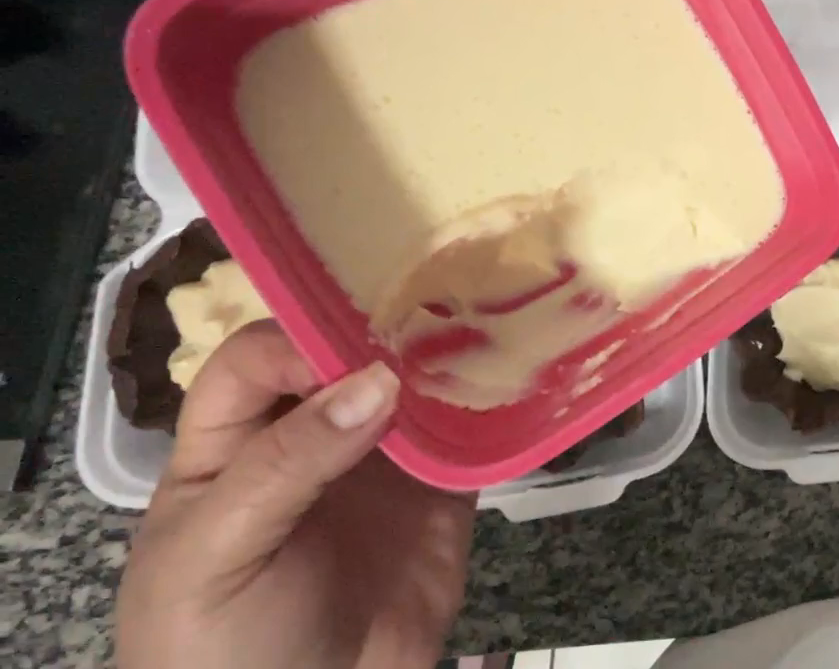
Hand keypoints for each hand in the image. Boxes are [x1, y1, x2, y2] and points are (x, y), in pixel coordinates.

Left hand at [117, 322, 476, 668]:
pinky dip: (495, 399)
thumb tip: (379, 377)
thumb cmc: (225, 647)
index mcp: (232, 449)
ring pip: (414, 381)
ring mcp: (384, 458)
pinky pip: (471, 426)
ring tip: (493, 323)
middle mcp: (311, 436)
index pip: (256, 362)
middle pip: (344, 355)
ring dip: (448, 354)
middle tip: (442, 305)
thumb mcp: (217, 560)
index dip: (299, 341)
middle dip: (385, 327)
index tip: (357, 347)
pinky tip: (521, 372)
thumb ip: (286, 465)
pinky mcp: (446, 480)